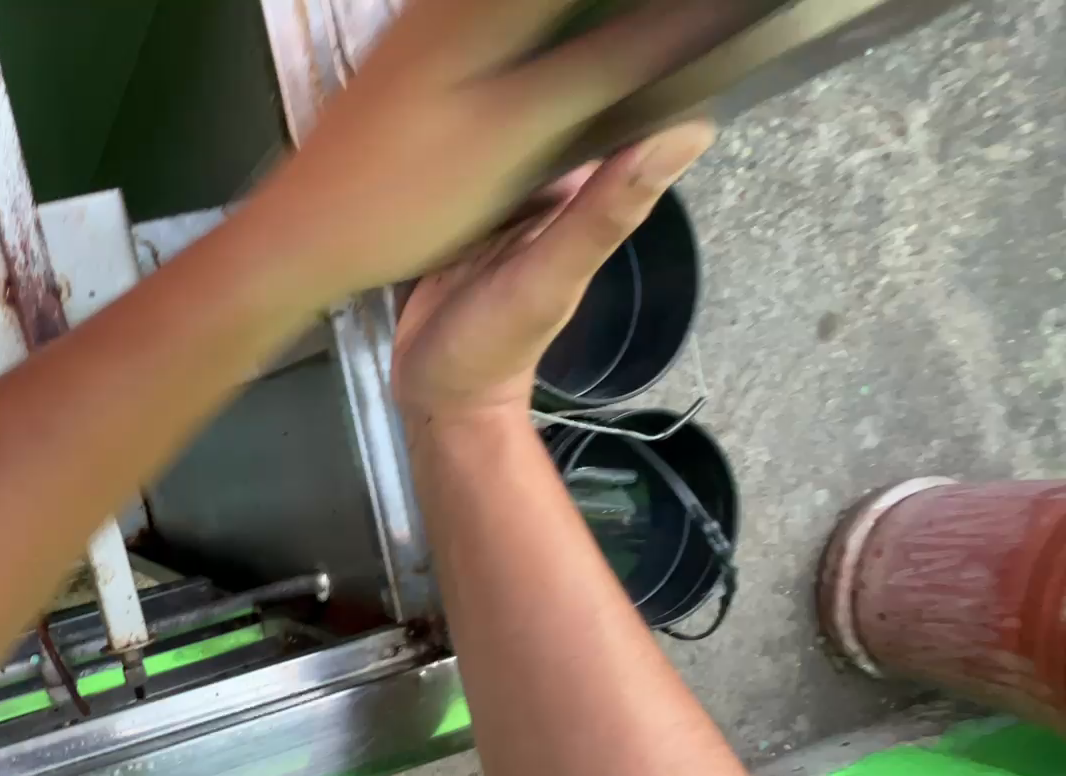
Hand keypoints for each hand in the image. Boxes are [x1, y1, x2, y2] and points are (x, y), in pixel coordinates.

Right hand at [238, 0, 727, 307]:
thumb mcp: (547, 281)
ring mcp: (490, 201)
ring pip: (500, 133)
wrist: (432, 394)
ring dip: (492, 94)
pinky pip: (455, 166)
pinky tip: (427, 104)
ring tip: (467, 32)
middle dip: (544, 63)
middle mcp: (541, 187)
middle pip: (549, 111)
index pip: (611, 107)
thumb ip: (602, 215)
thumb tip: (691, 124)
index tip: (595, 3)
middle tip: (505, 7)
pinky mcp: (447, 216)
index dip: (617, 55)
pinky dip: (448, 138)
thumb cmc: (493, 345)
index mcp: (578, 192)